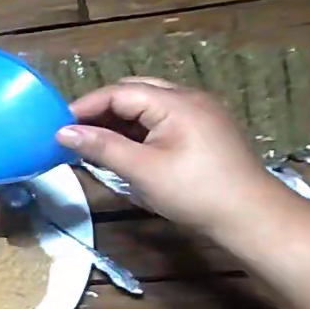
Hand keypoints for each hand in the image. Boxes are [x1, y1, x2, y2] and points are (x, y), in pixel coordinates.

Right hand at [58, 79, 293, 236]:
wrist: (251, 216)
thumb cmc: (194, 192)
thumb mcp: (142, 170)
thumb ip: (101, 147)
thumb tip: (62, 133)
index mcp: (176, 102)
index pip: (119, 92)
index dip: (86, 106)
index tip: (58, 127)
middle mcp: (188, 98)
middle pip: (133, 92)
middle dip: (100, 110)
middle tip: (74, 133)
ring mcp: (199, 113)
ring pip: (147, 105)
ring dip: (118, 120)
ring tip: (92, 142)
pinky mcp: (202, 130)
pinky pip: (160, 118)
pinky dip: (136, 129)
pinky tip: (122, 148)